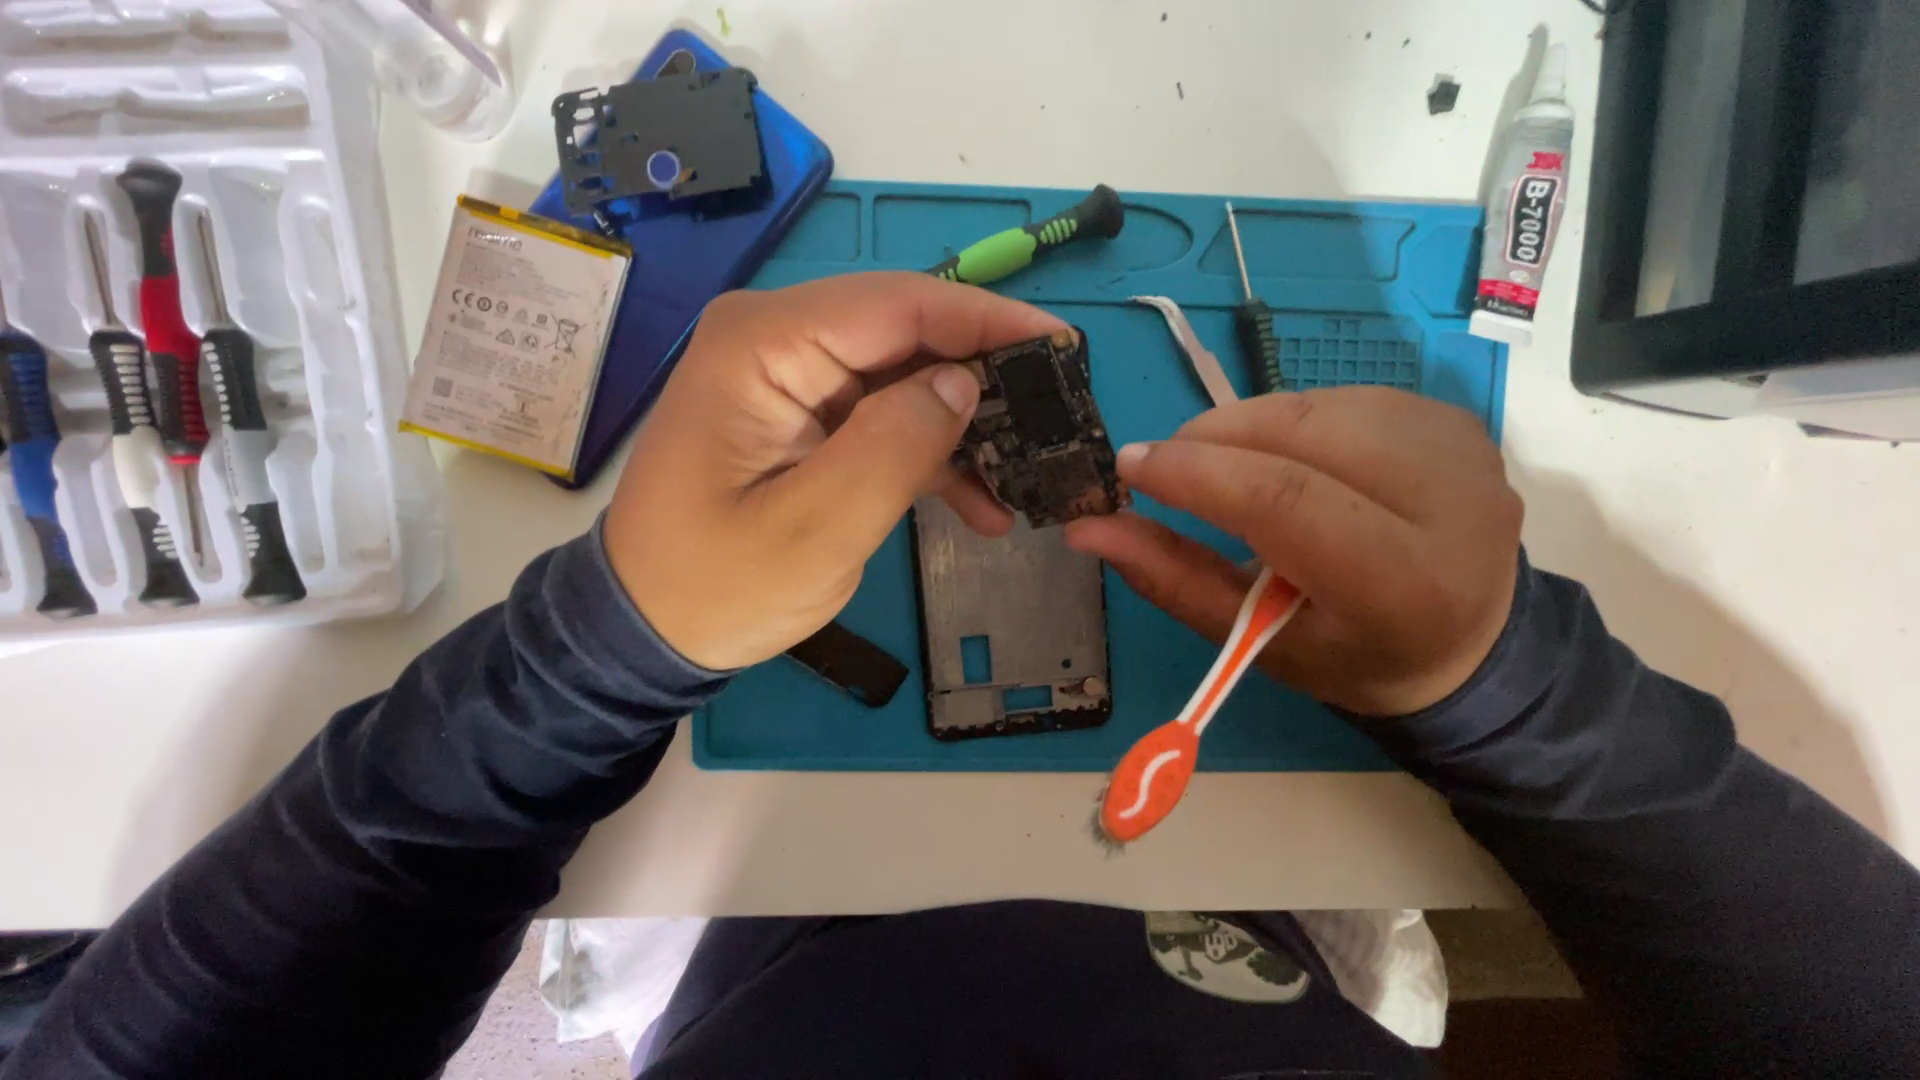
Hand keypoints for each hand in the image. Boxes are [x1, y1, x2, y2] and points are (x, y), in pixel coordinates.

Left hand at [603, 272, 1063, 670]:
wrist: (650, 628)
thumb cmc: (718, 585)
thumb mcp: (814, 529)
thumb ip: (895, 447)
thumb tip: (963, 384)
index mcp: (766, 344)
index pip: (900, 305)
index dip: (990, 322)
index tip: (1068, 350)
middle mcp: (779, 340)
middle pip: (909, 334)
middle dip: (987, 377)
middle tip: (1060, 421)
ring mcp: (793, 379)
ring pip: (908, 378)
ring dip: (968, 426)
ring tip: (1029, 478)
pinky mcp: (807, 417)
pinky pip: (887, 417)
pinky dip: (935, 455)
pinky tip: (982, 505)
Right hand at [1063, 387, 1522, 716]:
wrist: (1466, 644)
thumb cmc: (1349, 657)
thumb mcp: (1253, 640)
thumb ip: (1171, 578)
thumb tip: (1086, 528)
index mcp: (1401, 583)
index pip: (1284, 501)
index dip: (1195, 475)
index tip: (1129, 468)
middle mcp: (1449, 500)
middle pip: (1299, 433)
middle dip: (1210, 439)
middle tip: (1163, 467)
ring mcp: (1459, 447)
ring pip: (1314, 403)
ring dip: (1244, 427)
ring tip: (1222, 470)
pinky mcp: (1453, 418)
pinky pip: (1339, 397)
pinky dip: (1285, 420)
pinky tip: (1279, 458)